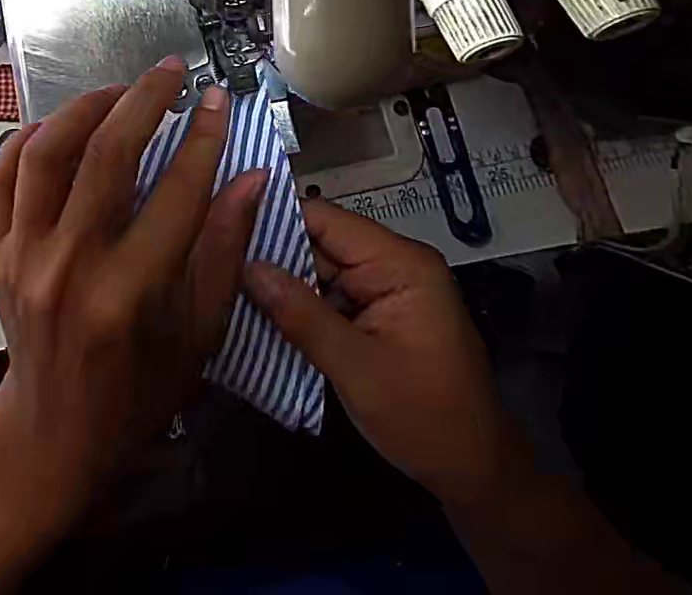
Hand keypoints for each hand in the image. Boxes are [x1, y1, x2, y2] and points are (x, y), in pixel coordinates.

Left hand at [0, 58, 269, 523]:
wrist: (53, 433)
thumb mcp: (199, 332)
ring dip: (85, 108)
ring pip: (47, 153)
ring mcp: (24, 254)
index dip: (204, 138)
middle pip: (107, 155)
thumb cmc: (138, 389)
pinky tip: (61, 127)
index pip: (176, 192)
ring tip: (118, 93)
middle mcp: (70, 265)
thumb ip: (224, 249)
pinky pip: (2, 176)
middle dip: (145, 101)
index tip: (218, 101)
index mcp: (129, 293)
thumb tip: (250, 176)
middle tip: (171, 71)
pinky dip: (28, 139)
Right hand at [242, 199, 506, 507]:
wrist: (476, 473)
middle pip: (317, 242)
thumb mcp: (357, 369)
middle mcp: (391, 263)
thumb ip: (300, 315)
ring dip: (280, 282)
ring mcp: (382, 287)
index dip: (274, 219)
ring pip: (316, 269)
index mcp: (399, 262)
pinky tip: (257, 310)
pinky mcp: (374, 311)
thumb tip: (246, 266)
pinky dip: (297, 305)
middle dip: (271, 254)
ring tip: (225, 284)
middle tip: (215, 262)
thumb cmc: (425, 418)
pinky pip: (327, 295)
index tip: (223, 228)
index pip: (325, 219)